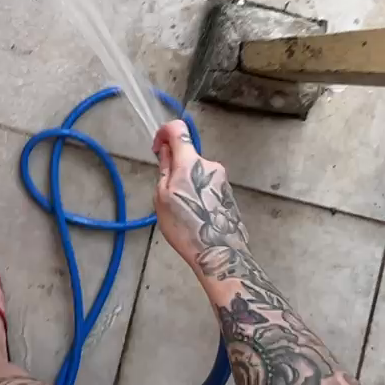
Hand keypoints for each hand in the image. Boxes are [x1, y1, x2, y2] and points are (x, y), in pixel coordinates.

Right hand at [152, 120, 248, 267]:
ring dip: (187, 182)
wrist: (219, 254)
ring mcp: (222, 180)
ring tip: (182, 211)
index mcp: (191, 162)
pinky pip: (207, 185)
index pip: (178, 130)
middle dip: (175, 167)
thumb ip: (164, 169)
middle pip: (188, 155)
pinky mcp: (228, 193)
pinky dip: (198, 193)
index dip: (163, 133)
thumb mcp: (162, 198)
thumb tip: (165, 151)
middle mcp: (210, 165)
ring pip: (197, 172)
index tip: (157, 148)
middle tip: (166, 193)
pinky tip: (195, 216)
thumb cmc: (186, 227)